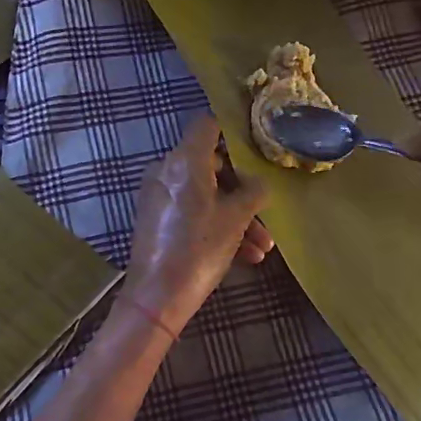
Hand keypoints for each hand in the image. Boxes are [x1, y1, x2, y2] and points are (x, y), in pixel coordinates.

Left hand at [118, 116, 271, 337]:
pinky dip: (215, 226)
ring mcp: (158, 195)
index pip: (207, 124)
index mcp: (184, 161)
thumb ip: (253, 192)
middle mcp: (166, 171)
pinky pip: (191, 212)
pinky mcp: (155, 218)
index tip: (255, 143)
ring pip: (205, 195)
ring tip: (262, 248)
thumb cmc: (199, 249)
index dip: (232, 129)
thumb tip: (258, 183)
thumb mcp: (236, 219)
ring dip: (235, 218)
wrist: (157, 296)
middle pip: (211, 165)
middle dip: (243, 191)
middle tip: (266, 214)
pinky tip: (244, 257)